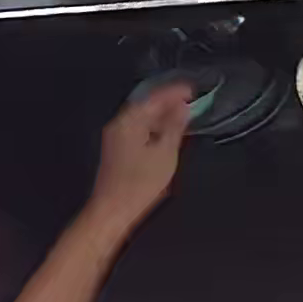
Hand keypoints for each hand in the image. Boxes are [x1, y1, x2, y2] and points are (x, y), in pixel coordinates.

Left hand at [82, 83, 191, 239]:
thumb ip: (174, 127)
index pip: (155, 97)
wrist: (111, 212)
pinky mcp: (117, 148)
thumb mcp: (165, 153)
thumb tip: (182, 108)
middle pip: (146, 104)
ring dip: (161, 114)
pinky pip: (138, 127)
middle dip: (168, 101)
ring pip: (142, 116)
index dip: (174, 92)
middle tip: (188, 101)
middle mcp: (120, 123)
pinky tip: (165, 131)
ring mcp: (116, 136)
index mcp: (129, 120)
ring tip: (181, 114)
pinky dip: (153, 125)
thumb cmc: (140, 184)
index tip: (192, 89)